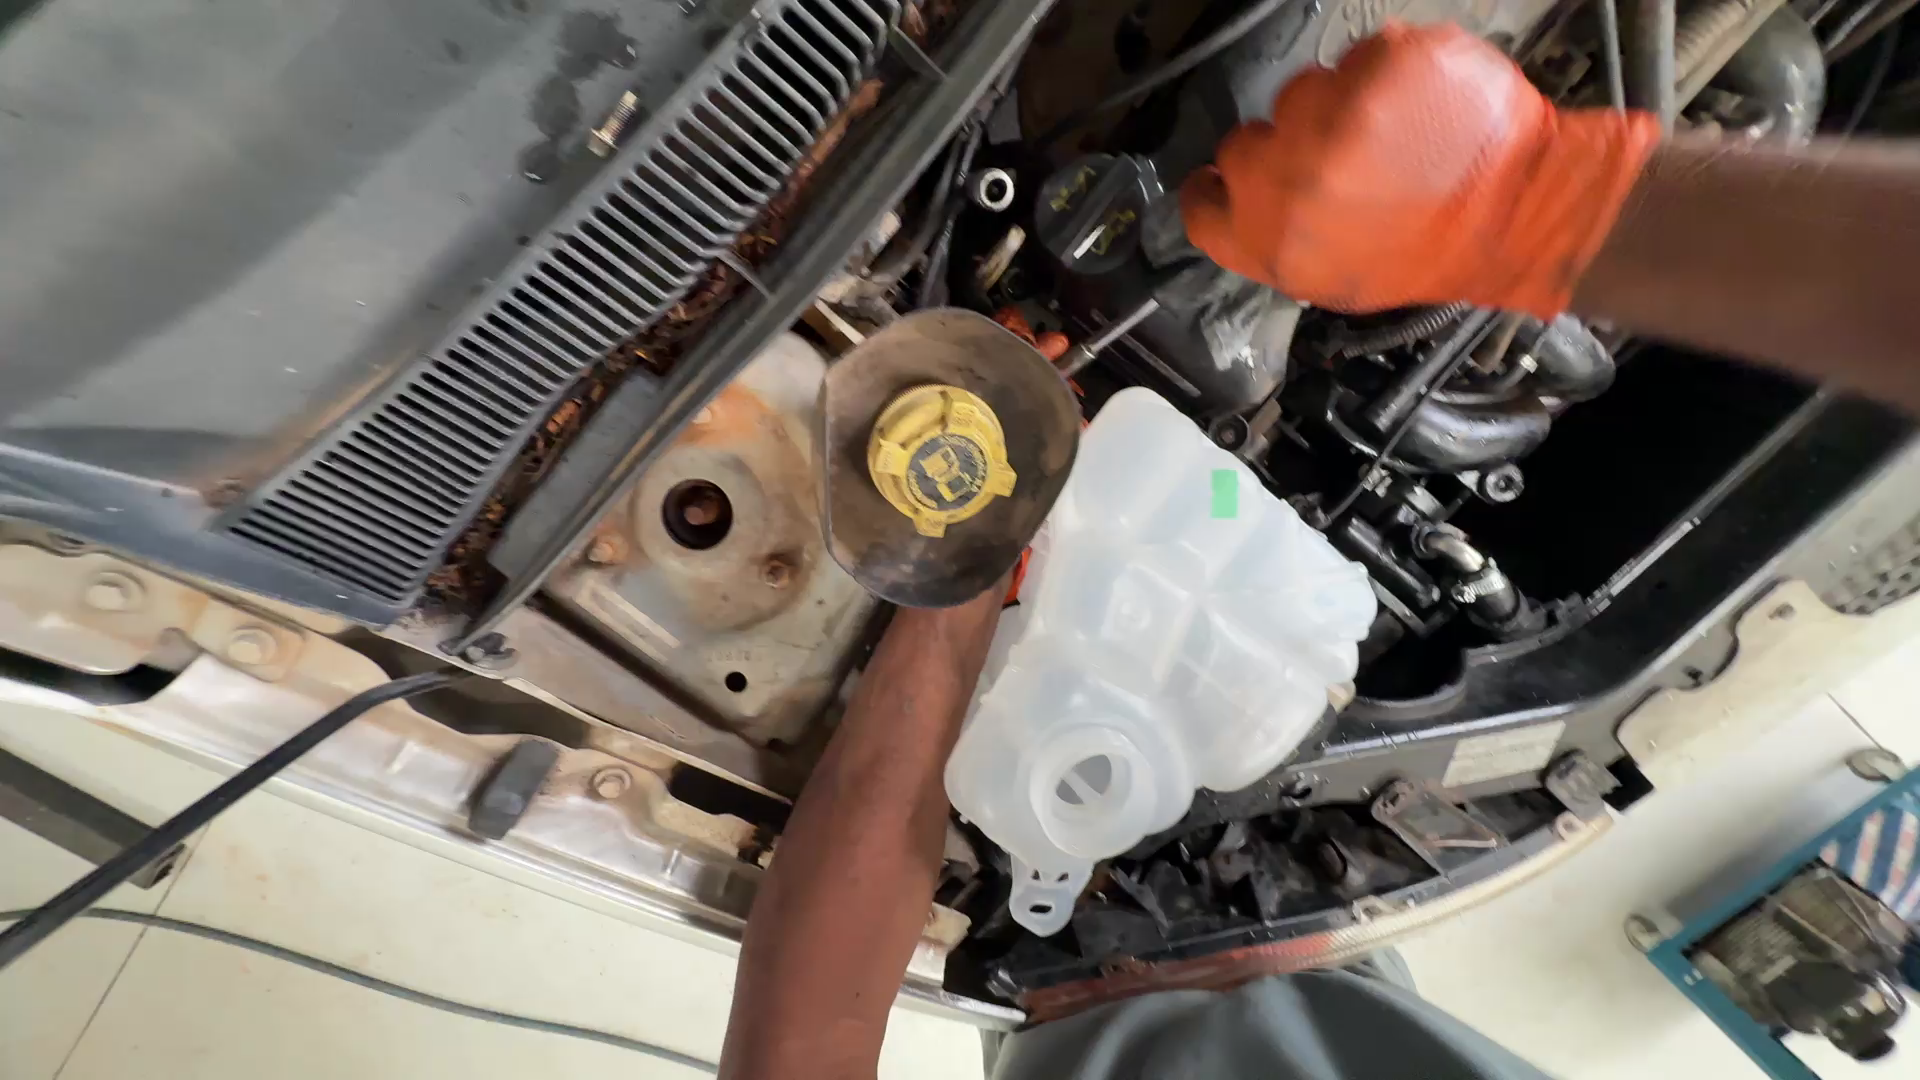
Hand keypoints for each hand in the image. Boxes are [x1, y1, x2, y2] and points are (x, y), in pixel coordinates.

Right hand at [1180, 21, 1660, 316]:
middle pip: (1241, 142)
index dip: (1210, 187)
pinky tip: (1408, 111)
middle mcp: (1280, 179)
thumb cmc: (1413, 257)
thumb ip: (1264, 241)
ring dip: (1327, 108)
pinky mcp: (1379, 69)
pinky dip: (1381, 77)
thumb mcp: (1317, 281)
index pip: (1200, 202)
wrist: (1508, 215)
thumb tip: (1242, 208)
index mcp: (1260, 238)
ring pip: (1298, 92)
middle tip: (1324, 162)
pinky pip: (1359, 58)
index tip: (1223, 180)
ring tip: (1376, 136)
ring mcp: (1329, 118)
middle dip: (1277, 148)